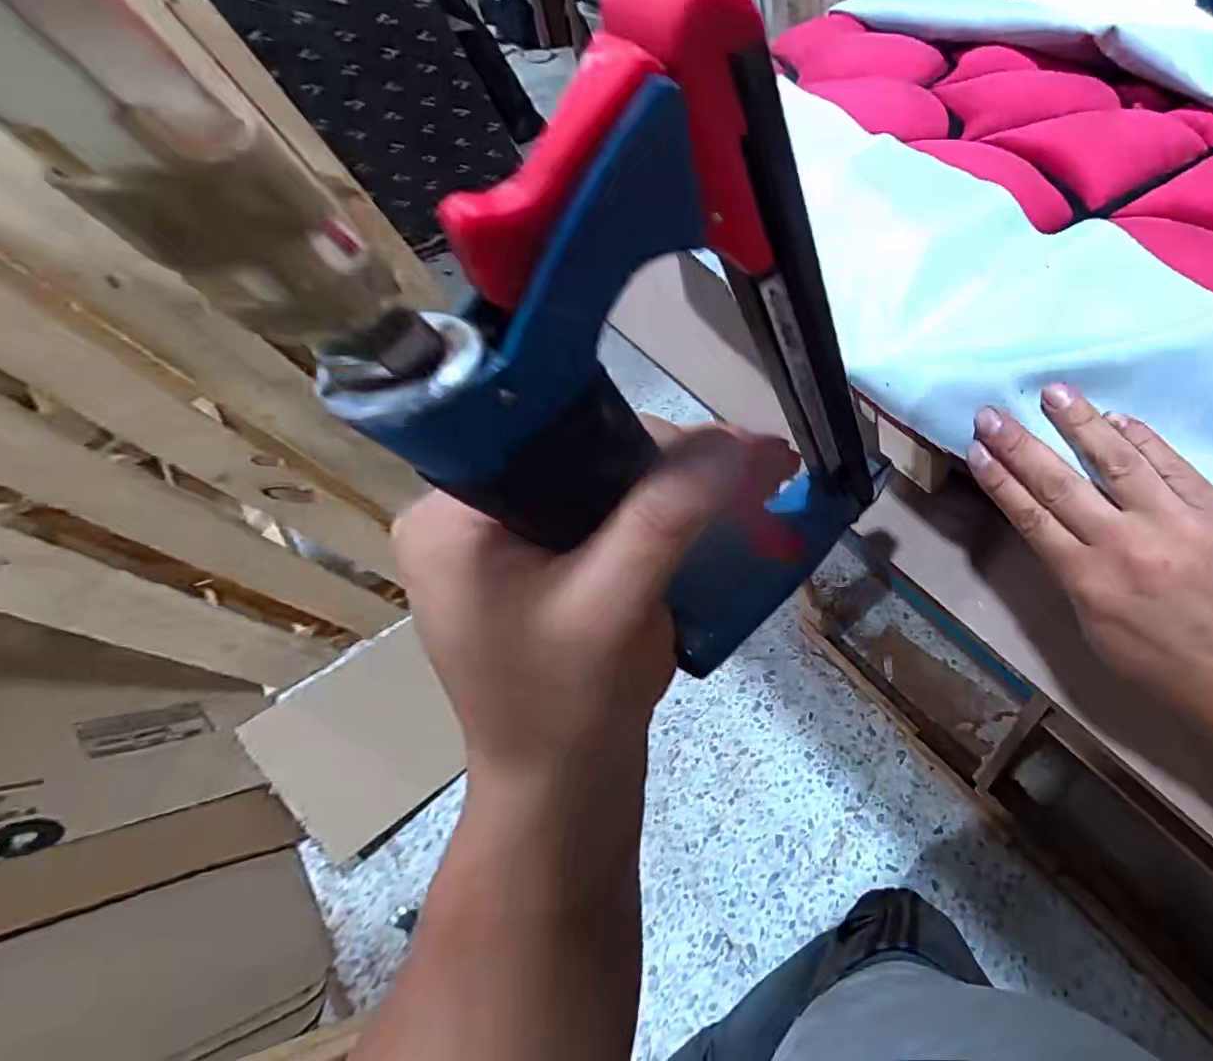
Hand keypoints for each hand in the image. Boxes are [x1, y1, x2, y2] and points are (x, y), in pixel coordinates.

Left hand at [394, 420, 796, 782]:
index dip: (641, 434)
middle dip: (675, 462)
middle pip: (587, 453)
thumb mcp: (613, 606)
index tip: (719, 447)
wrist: (566, 779)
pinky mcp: (548, 559)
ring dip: (679, 484)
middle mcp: (475, 512)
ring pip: (607, 481)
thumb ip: (666, 520)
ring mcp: (513, 537)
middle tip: (755, 463)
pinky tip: (714, 509)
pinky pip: (612, 513)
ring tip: (751, 478)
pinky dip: (667, 511)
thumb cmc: (570, 703)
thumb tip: (733, 442)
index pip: (554, 434)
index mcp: (456, 514)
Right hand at [967, 384, 1212, 727]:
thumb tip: (1065, 537)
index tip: (978, 450)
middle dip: (1019, 445)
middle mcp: (1123, 545)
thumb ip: (1081, 584)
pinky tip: (1117, 417)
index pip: (1033, 519)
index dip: (1002, 481)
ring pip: (1115, 460)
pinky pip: (1171, 463)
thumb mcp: (1106, 639)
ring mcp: (1172, 522)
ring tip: (1053, 392)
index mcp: (1089, 584)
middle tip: (991, 412)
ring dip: (1079, 423)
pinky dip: (1141, 437)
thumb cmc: (1177, 673)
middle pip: (1060, 483)